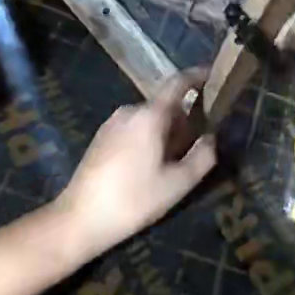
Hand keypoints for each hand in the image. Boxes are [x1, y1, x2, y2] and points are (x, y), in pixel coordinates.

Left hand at [48, 70, 216, 261]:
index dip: (198, 76)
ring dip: (166, 133)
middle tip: (198, 146)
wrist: (80, 218)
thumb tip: (211, 138)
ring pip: (148, 119)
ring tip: (174, 164)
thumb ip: (202, 156)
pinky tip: (149, 169)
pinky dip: (148, 139)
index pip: (178, 83)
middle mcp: (129, 111)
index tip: (214, 76)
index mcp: (149, 115)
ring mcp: (111, 123)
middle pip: (165, 106)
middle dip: (184, 120)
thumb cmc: (133, 199)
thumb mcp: (177, 183)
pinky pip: (133, 129)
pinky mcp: (101, 138)